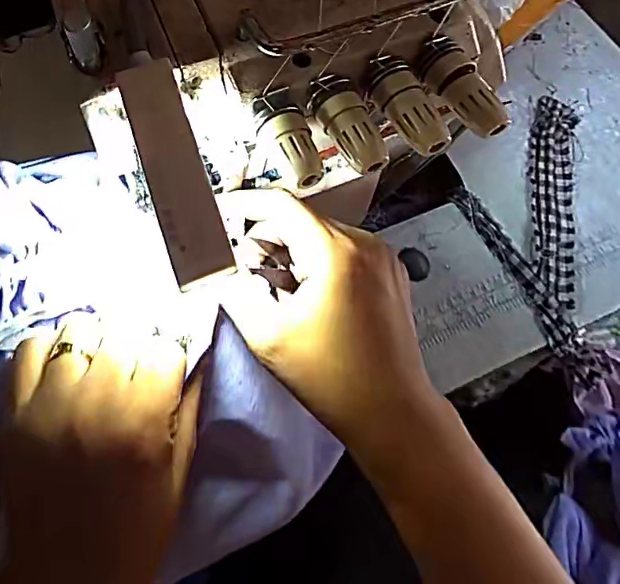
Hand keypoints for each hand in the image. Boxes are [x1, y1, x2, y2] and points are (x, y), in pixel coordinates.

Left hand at [0, 314, 199, 583]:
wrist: (63, 581)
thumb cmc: (135, 532)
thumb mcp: (178, 474)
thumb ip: (190, 408)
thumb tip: (199, 354)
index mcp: (141, 420)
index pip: (165, 347)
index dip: (169, 360)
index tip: (166, 375)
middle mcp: (94, 402)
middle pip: (123, 333)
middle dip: (135, 349)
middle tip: (133, 374)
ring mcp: (48, 404)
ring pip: (79, 328)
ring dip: (95, 343)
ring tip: (98, 367)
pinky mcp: (13, 414)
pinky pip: (30, 348)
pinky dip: (49, 348)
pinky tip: (63, 366)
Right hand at [216, 188, 443, 459]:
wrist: (393, 413)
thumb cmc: (337, 382)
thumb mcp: (269, 337)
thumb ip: (239, 293)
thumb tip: (227, 267)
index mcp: (336, 252)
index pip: (281, 205)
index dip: (246, 205)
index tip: (226, 211)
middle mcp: (365, 244)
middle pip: (301, 219)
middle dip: (269, 241)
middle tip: (249, 270)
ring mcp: (382, 256)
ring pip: (321, 234)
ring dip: (294, 253)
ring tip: (282, 293)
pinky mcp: (389, 272)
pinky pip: (344, 250)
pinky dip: (320, 263)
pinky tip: (309, 297)